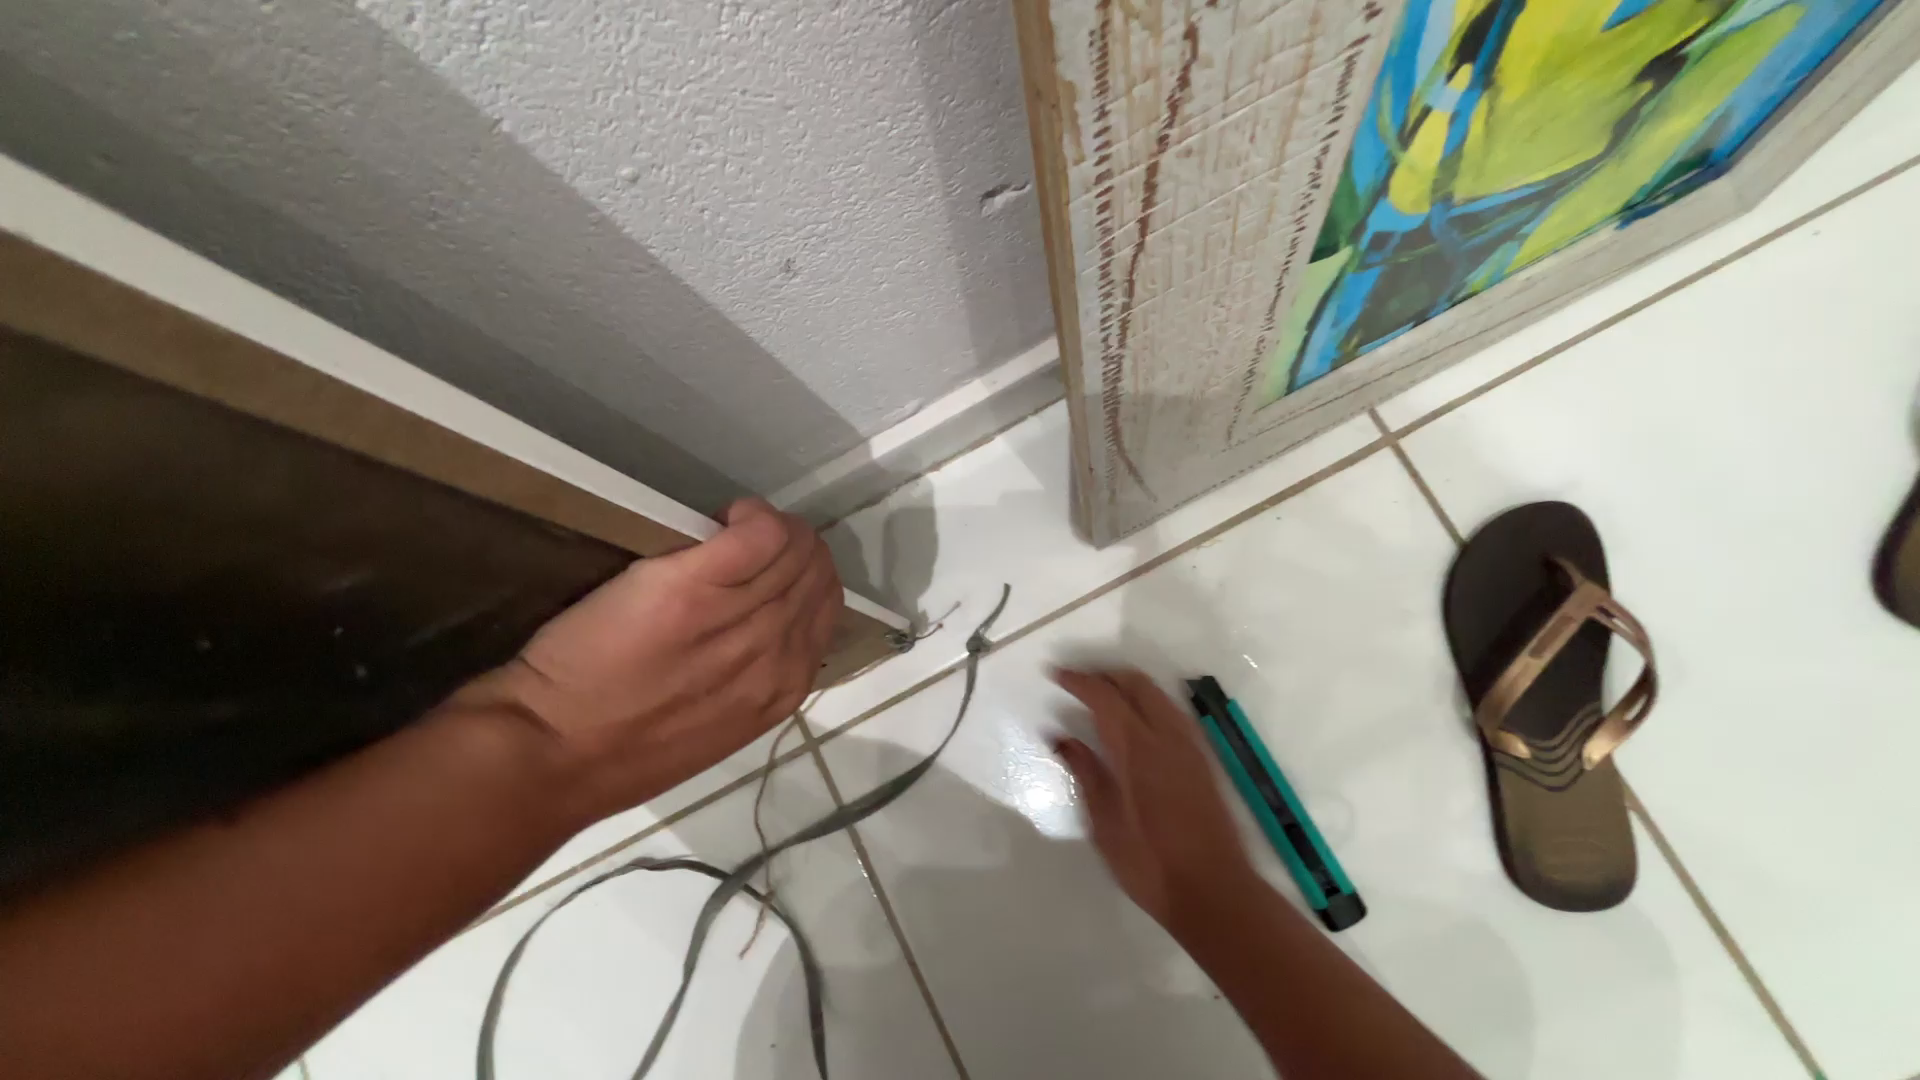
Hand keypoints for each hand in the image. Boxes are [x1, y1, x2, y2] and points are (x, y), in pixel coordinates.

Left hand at [458, 497, 842, 825]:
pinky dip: (752, 515)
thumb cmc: (629, 747)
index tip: (765, 570)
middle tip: (749, 543)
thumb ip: (757, 674)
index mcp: (788, 686)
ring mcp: (739, 618)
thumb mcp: (722, 723)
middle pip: (817, 569)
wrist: (556, 754)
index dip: (803, 574)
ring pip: (795, 546)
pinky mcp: (694, 588)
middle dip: (794, 545)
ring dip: (771, 525)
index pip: (828, 602)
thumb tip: (768, 619)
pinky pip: (759, 534)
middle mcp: (779, 650)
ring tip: (732, 528)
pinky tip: (726, 517)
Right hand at [1051, 668, 1259, 934]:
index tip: (1055, 674)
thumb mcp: (1104, 824)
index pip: (1104, 697)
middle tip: (1076, 679)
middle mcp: (1167, 737)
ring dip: (1128, 683)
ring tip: (1102, 693)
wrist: (1214, 892)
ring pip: (1158, 693)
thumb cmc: (1150, 864)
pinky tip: (1135, 719)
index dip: (1078, 680)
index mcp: (1137, 749)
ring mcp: (1190, 746)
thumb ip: (1085, 773)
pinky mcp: (1203, 759)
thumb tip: (1062, 738)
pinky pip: (1172, 711)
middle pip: (1136, 683)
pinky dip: (1148, 700)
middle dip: (1104, 673)